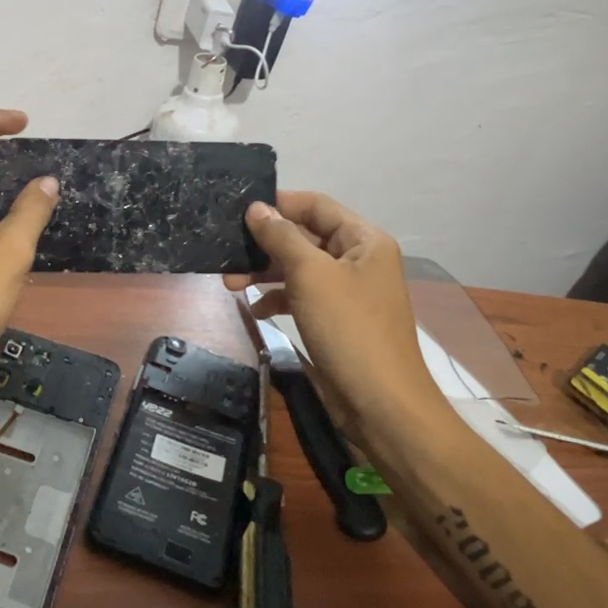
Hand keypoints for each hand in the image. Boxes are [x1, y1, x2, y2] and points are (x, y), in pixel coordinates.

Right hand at [225, 192, 430, 420]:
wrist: (380, 403)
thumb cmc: (349, 329)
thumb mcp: (310, 275)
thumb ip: (281, 237)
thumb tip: (256, 208)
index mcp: (364, 240)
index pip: (316, 205)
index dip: (279, 204)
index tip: (239, 211)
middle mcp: (359, 259)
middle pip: (305, 236)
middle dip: (265, 244)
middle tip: (227, 254)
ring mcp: (349, 291)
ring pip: (300, 268)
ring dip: (266, 273)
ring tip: (231, 284)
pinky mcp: (338, 319)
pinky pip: (303, 296)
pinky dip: (279, 298)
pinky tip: (257, 310)